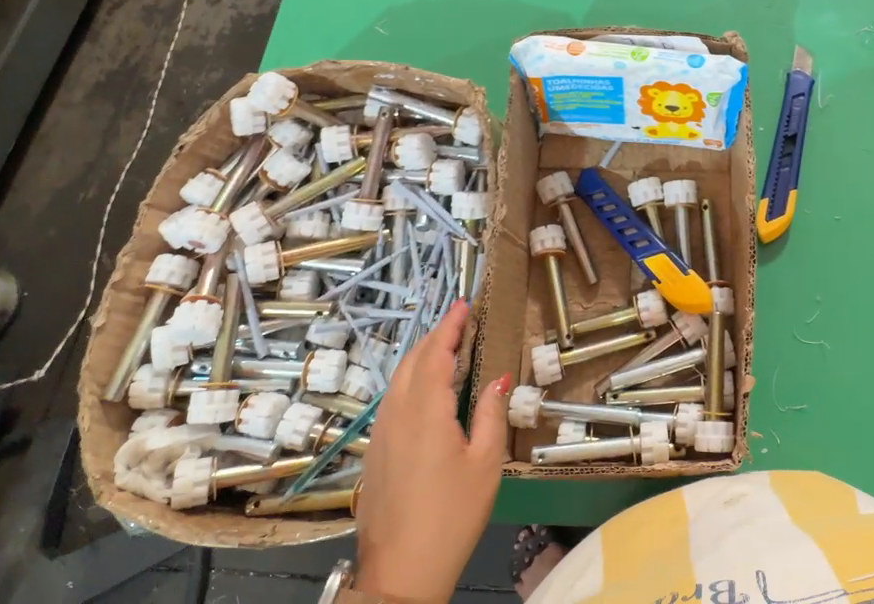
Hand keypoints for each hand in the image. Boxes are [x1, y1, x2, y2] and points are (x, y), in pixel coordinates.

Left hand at [356, 299, 510, 603]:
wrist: (401, 568)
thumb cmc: (452, 514)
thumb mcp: (485, 463)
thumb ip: (490, 414)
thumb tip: (498, 378)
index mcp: (425, 411)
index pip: (435, 354)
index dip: (449, 326)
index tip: (463, 304)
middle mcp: (396, 414)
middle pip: (412, 362)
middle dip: (435, 338)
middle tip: (460, 323)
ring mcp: (381, 433)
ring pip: (398, 380)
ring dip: (421, 358)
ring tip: (448, 349)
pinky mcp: (375, 451)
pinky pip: (393, 400)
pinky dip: (411, 381)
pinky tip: (428, 391)